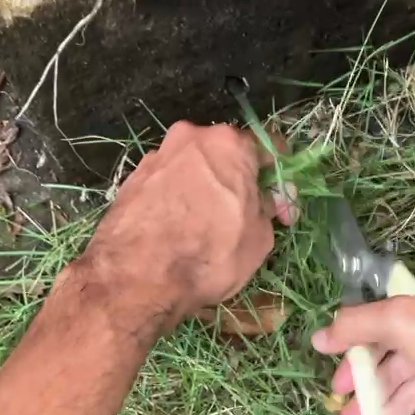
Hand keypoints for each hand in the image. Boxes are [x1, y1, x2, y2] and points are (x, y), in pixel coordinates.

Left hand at [78, 121, 285, 324]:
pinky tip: (179, 233)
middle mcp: (192, 137)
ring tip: (208, 231)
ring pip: (195, 170)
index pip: (269, 148)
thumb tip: (261, 203)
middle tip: (245, 220)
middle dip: (240, 185)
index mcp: (230, 144)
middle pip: (227, 157)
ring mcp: (158, 156)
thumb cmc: (210, 256)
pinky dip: (180, 203)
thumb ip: (266, 211)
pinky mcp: (133, 179)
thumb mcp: (260, 240)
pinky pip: (169, 187)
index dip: (281, 180)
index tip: (281, 208)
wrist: (139, 276)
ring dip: (208, 193)